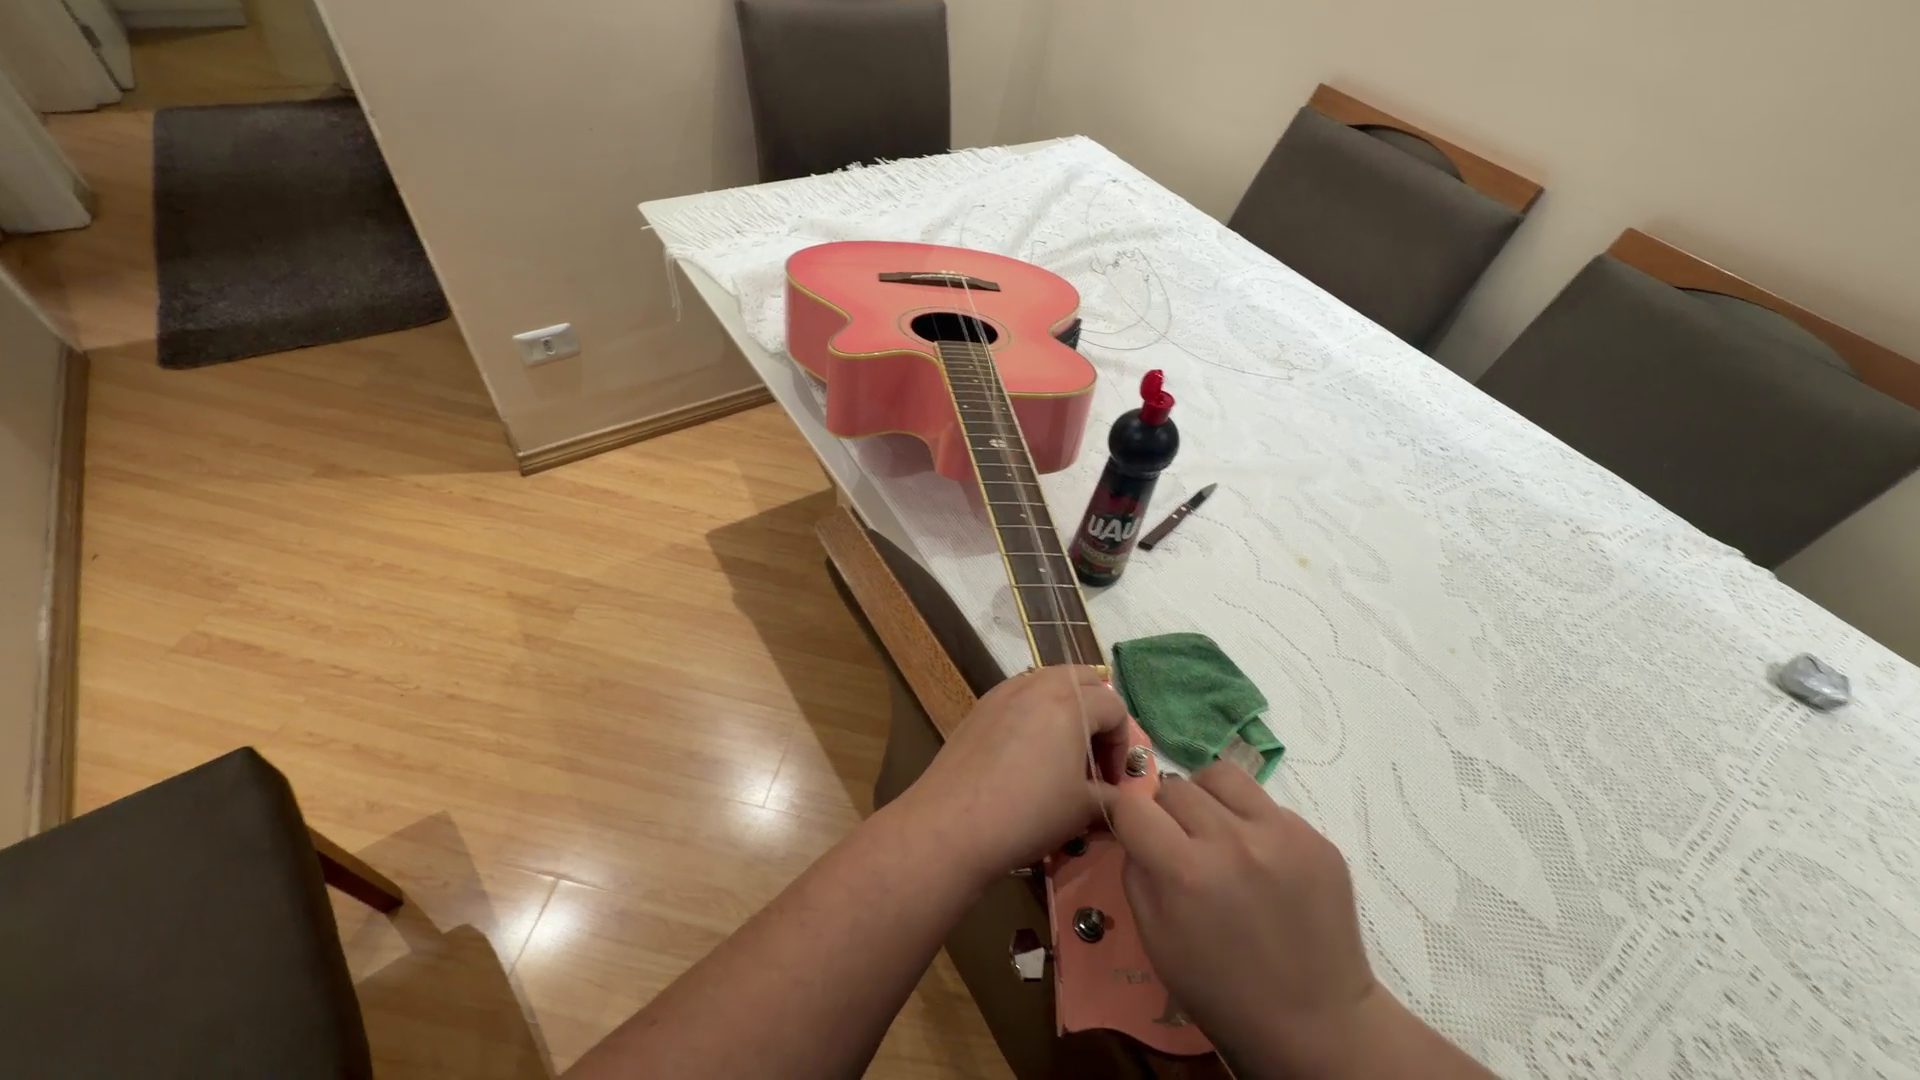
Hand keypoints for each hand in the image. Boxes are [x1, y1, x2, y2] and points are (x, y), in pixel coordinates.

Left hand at [895, 666, 1126, 883]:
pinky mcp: (977, 710)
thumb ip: (1110, 795)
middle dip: (1096, 713)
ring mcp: (1001, 693)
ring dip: (1064, 710)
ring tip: (1060, 755)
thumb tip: (1114, 795)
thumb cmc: (1028, 812)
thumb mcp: (1084, 809)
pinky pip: (1017, 700)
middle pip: (1081, 680)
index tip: (1110, 781)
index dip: (1121, 746)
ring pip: (1046, 685)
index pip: (1115, 707)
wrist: (951, 825)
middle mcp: (1036, 684)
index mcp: (1070, 700)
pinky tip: (1025, 758)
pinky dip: (1032, 717)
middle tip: (1092, 756)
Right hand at [1110, 764, 1377, 1072]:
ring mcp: (1282, 835)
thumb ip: (1136, 872)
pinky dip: (1251, 822)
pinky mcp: (1317, 838)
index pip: (1132, 805)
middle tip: (1179, 844)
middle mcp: (1233, 841)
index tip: (1133, 829)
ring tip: (1216, 832)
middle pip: (1175, 787)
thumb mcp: (1155, 938)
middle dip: (1167, 811)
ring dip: (1207, 798)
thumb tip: (1134, 827)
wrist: (1315, 1023)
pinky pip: (1266, 805)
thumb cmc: (1221, 990)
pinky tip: (1260, 861)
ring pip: (1222, 776)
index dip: (1126, 815)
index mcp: (1185, 872)